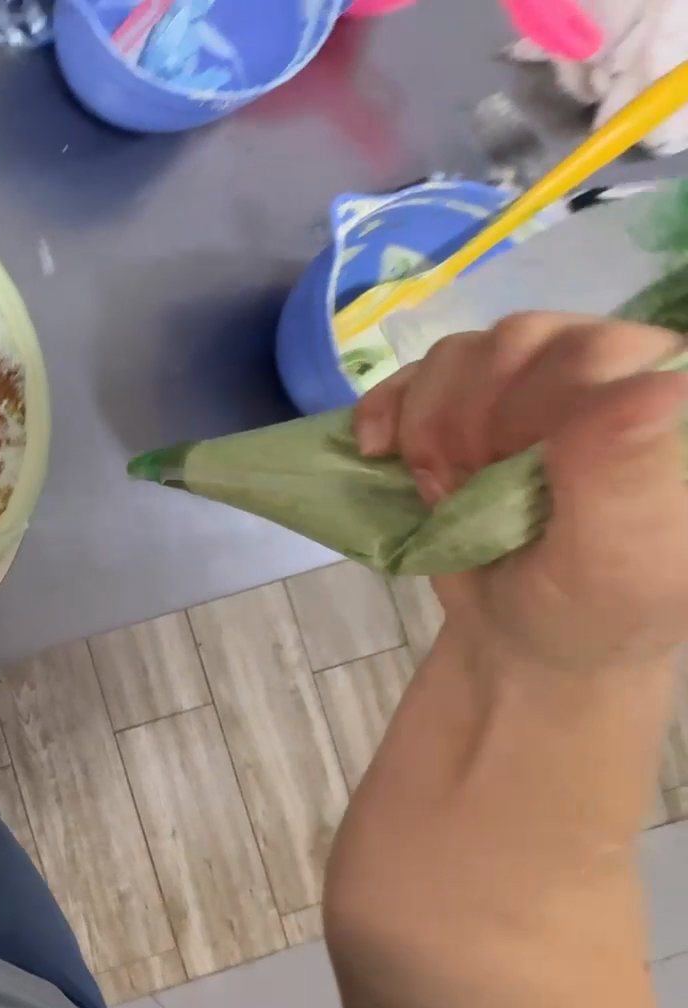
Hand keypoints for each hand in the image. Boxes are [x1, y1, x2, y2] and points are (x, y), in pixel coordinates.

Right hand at [354, 313, 687, 670]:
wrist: (522, 633)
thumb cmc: (589, 609)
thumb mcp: (619, 562)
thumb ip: (626, 478)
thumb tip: (653, 385)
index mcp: (676, 408)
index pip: (601, 352)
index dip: (533, 409)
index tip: (511, 476)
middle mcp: (617, 379)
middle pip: (520, 343)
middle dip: (471, 423)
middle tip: (472, 487)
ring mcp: (534, 389)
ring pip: (460, 354)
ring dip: (427, 425)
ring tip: (445, 483)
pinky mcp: (465, 405)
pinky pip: (409, 375)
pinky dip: (381, 412)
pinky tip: (382, 451)